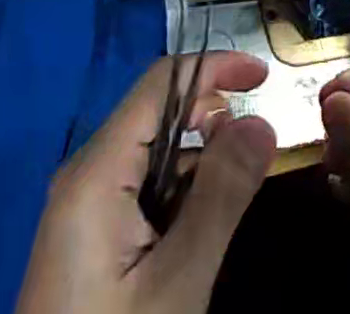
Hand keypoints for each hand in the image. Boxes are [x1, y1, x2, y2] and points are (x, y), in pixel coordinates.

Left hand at [16, 52, 276, 313]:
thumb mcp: (176, 282)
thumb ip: (220, 197)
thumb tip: (261, 120)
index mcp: (96, 172)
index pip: (160, 83)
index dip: (214, 67)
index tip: (265, 79)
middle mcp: (86, 173)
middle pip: (158, 111)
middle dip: (212, 114)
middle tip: (253, 151)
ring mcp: (85, 203)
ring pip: (155, 148)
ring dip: (202, 152)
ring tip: (236, 189)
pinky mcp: (91, 230)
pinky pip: (145, 181)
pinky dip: (184, 182)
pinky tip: (202, 220)